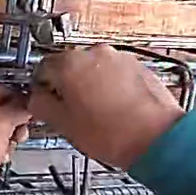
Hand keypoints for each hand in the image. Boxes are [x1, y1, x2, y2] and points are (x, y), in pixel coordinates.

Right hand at [29, 45, 185, 169]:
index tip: (47, 100)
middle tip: (72, 110)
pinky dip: (111, 86)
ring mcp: (119, 58)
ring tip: (97, 112)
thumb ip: (40, 104)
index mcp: (69, 64)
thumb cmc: (115, 134)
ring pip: (93, 69)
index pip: (42, 68)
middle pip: (68, 66)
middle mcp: (93, 54)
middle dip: (67, 85)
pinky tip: (114, 108)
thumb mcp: (62, 124)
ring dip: (90, 85)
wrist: (159, 139)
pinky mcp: (138, 66)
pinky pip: (115, 73)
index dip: (42, 88)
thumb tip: (36, 97)